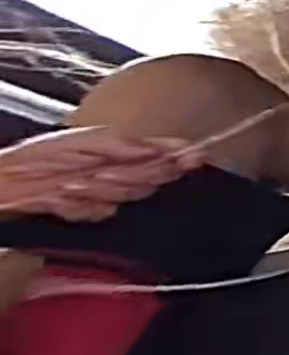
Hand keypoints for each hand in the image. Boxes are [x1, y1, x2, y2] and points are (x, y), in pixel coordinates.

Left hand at [0, 126, 204, 221]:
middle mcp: (129, 169)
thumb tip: (162, 149)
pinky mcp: (90, 211)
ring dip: (101, 192)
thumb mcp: (78, 140)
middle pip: (160, 176)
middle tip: (102, 174)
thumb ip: (122, 143)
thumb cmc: (31, 157)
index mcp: (132, 150)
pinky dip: (79, 207)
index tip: (191, 159)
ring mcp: (110, 191)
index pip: (177, 151)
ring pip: (133, 195)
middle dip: (134, 176)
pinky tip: (58, 200)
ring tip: (68, 186)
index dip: (189, 155)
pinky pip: (102, 213)